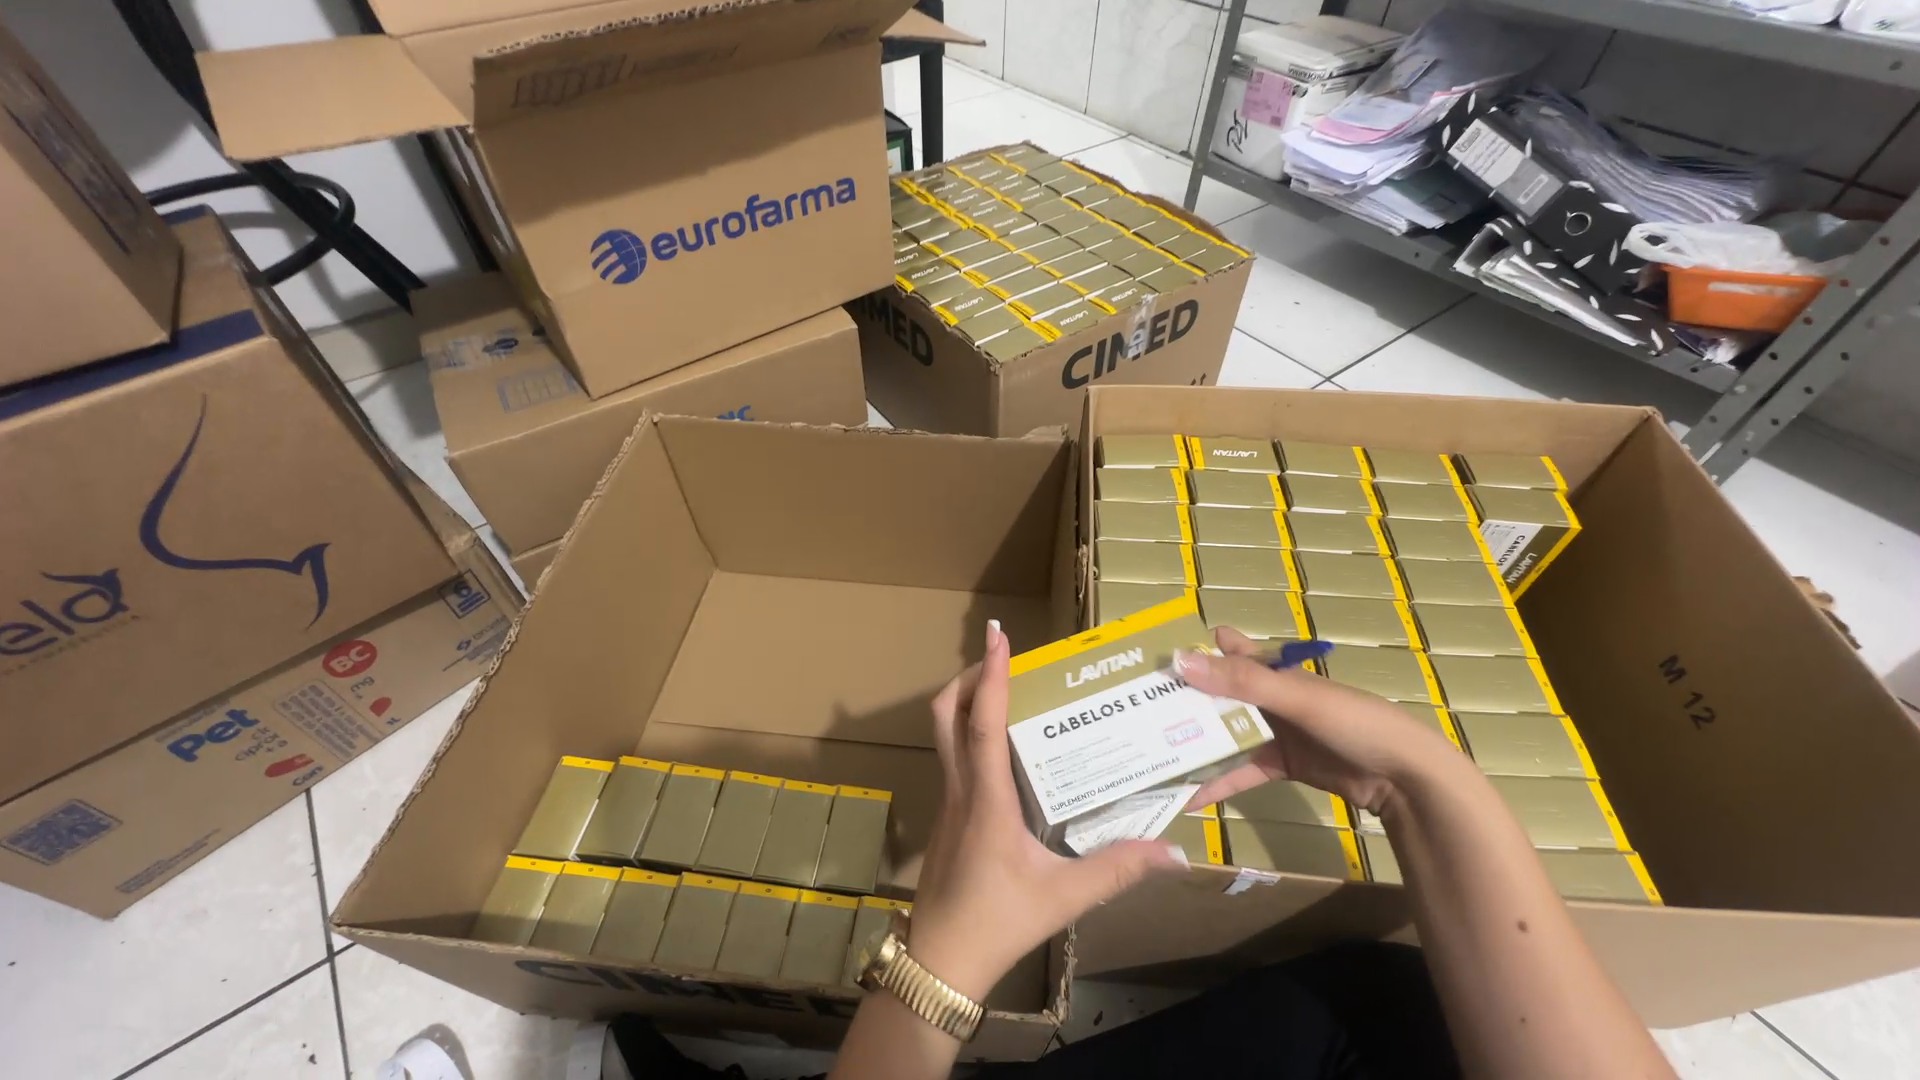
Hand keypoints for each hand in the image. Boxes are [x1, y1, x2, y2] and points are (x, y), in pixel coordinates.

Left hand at [906, 620, 1188, 1000]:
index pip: (982, 722)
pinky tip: (1002, 750)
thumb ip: (1117, 870)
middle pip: (946, 714)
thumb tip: (1174, 854)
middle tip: (1003, 659)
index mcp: (987, 798)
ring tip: (1006, 691)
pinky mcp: (946, 817)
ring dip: (966, 703)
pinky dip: (969, 735)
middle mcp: (961, 789)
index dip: (992, 675)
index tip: (998, 634)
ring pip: (943, 734)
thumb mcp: (1063, 897)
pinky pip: (952, 759)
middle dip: (970, 677)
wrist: (939, 960)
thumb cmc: (997, 922)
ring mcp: (947, 802)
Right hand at [1177, 626, 1462, 815]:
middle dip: (1182, 700)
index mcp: (1275, 670)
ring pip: (1225, 733)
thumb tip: (1180, 661)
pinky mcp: (1281, 765)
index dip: (1194, 650)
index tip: (1152, 657)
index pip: (1228, 650)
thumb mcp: (1297, 698)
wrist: (1406, 779)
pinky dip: (1218, 782)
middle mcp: (1270, 697)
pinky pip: (1241, 770)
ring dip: (1195, 742)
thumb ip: (1241, 682)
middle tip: (1135, 710)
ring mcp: (1275, 732)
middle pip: (1218, 694)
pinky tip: (1189, 796)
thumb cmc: (1355, 723)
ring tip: (1152, 753)